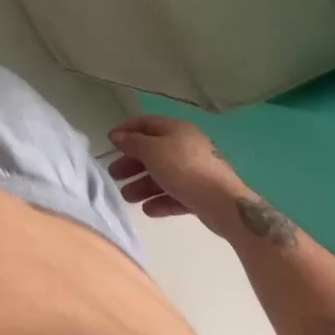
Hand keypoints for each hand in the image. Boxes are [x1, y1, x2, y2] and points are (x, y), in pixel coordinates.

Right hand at [108, 116, 250, 235]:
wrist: (225, 204)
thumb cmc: (184, 169)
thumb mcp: (151, 150)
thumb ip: (132, 142)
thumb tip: (118, 137)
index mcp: (177, 130)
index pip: (146, 124)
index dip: (126, 131)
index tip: (109, 143)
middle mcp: (187, 147)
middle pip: (152, 152)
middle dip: (132, 164)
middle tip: (115, 175)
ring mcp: (196, 172)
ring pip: (163, 175)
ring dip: (143, 185)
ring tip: (128, 198)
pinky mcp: (202, 194)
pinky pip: (176, 194)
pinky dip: (161, 200)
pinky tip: (148, 210)